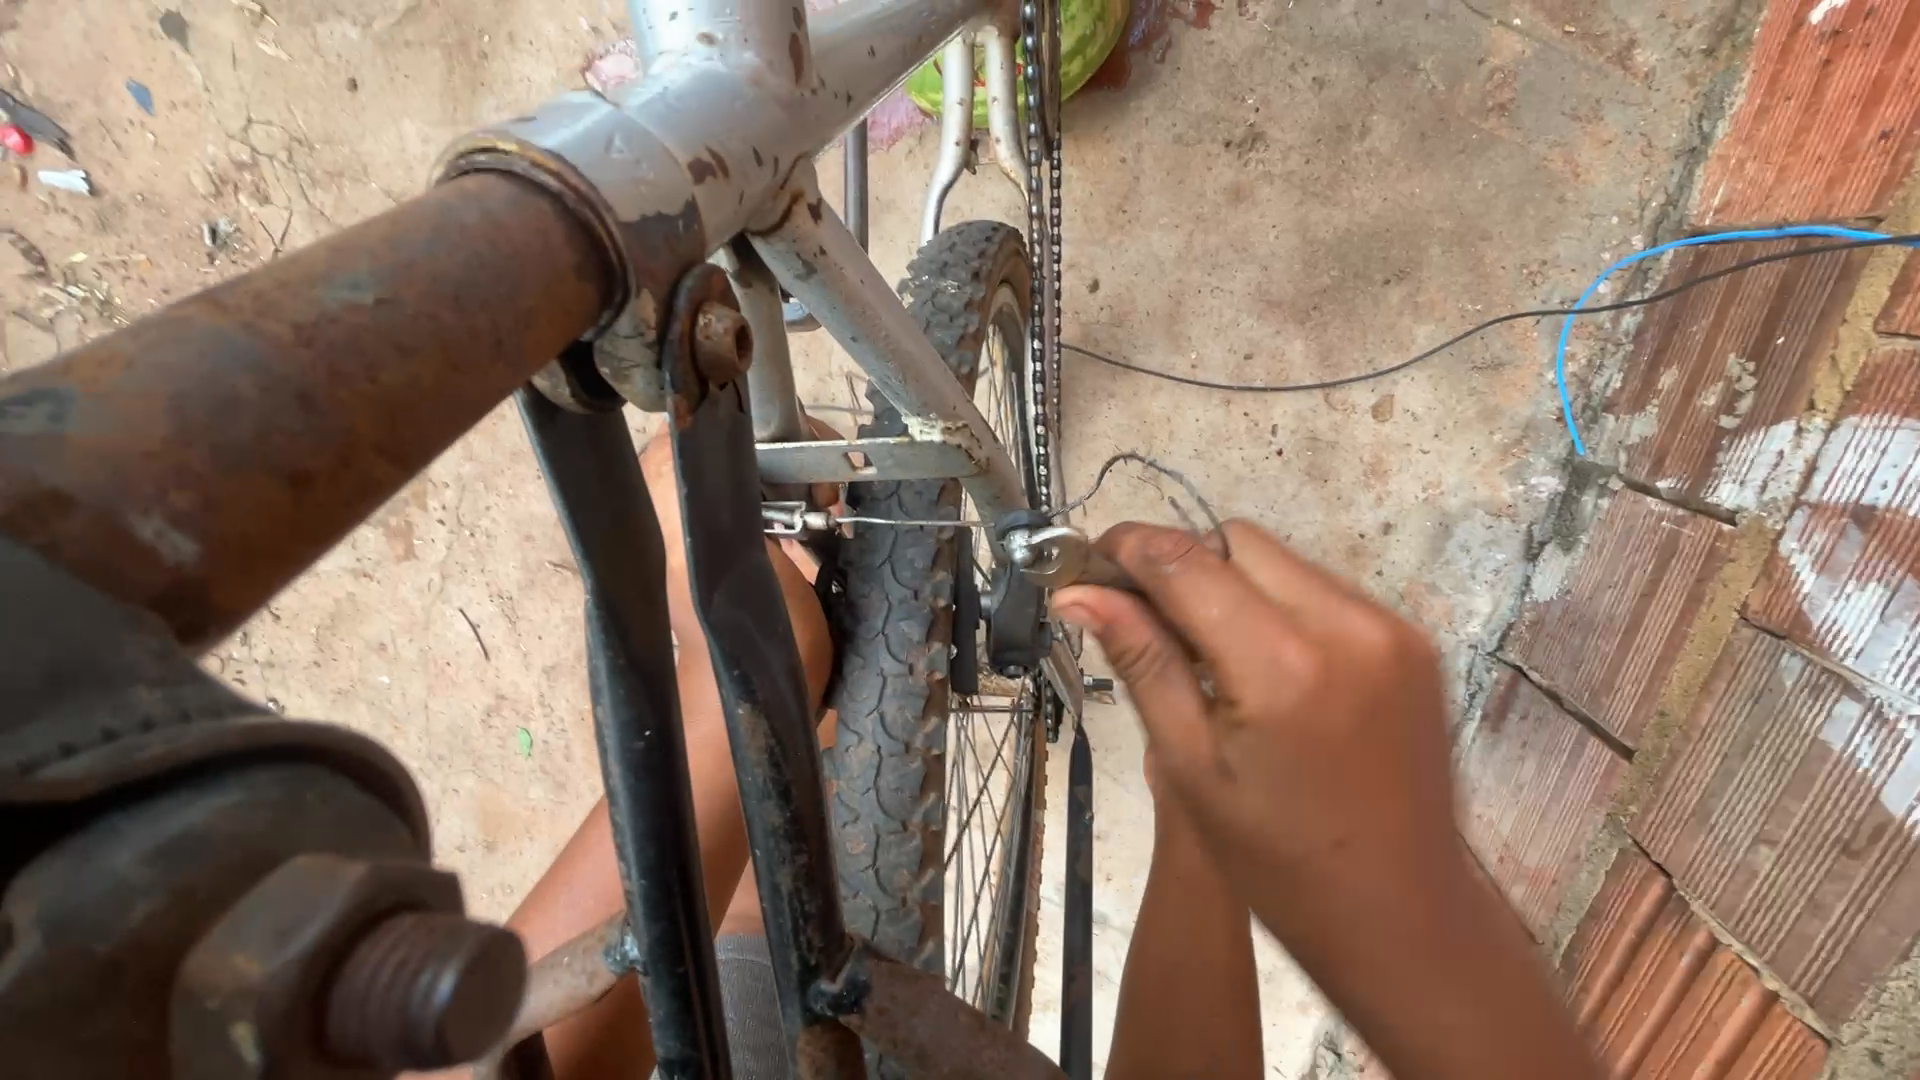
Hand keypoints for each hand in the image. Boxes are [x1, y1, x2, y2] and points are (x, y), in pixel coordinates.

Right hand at [1052, 521, 1460, 920]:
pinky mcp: (1411, 639)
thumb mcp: (1189, 763)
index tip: (1089, 565)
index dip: (1127, 546)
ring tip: (1200, 648)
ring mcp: (1390, 627)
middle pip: (1235, 541)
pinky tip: (1256, 660)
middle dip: (1178, 563)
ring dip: (1225, 581)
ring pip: (1278, 559)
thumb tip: (1076, 594)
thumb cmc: (1277, 859)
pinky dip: (1272, 602)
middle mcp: (1347, 624)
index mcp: (1282, 665)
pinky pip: (1319, 588)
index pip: (1186, 560)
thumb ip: (1139, 660)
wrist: (1403, 915)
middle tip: (1143, 617)